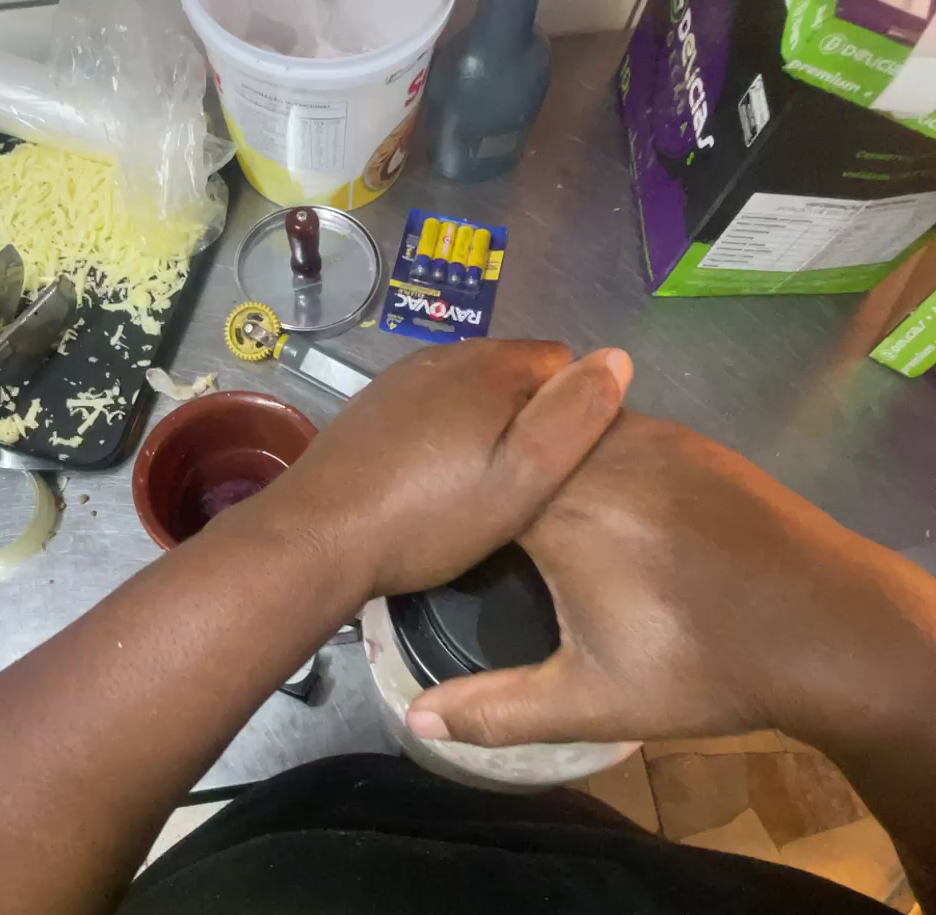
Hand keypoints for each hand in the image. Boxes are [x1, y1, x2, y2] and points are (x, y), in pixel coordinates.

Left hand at [244, 339, 631, 597]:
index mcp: (488, 366)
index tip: (552, 467)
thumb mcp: (521, 479)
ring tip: (468, 486)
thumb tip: (617, 357)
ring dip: (480, 424)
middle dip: (524, 416)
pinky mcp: (369, 408)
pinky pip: (426, 407)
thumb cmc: (428, 516)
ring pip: (467, 390)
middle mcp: (442, 356)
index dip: (569, 412)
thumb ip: (574, 417)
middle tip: (512, 484)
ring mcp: (398, 380)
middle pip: (512, 373)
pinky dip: (440, 432)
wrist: (318, 536)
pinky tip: (425, 477)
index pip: (561, 362)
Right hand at [406, 412, 935, 749]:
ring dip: (533, 445)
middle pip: (517, 434)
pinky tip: (580, 480)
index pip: (477, 475)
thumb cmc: (708, 669)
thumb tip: (414, 720)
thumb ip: (495, 709)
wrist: (845, 636)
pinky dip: (578, 440)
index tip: (427, 519)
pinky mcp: (692, 442)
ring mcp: (656, 438)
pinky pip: (610, 422)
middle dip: (484, 461)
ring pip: (565, 420)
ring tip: (509, 481)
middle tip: (459, 496)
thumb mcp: (594, 702)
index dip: (445, 494)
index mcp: (569, 512)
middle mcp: (605, 455)